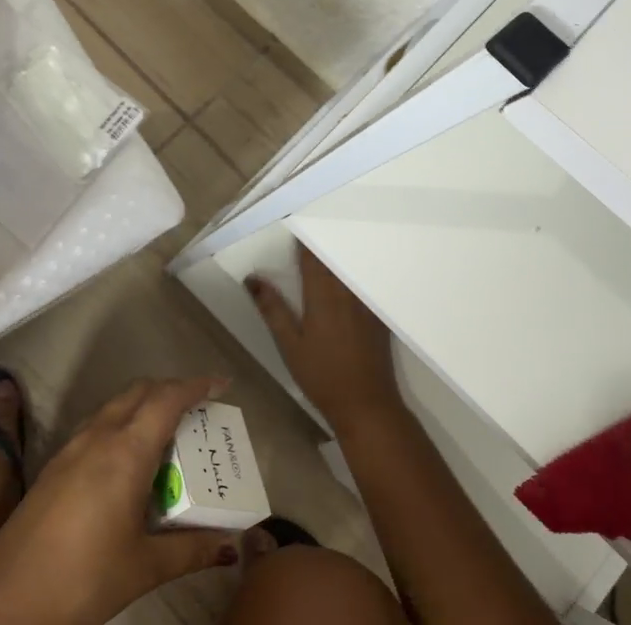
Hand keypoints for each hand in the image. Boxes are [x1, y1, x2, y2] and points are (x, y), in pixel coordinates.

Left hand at [0, 377, 240, 624]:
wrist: (8, 595)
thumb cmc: (84, 577)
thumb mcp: (145, 566)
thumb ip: (192, 549)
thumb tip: (232, 545)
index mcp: (125, 452)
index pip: (166, 400)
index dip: (195, 386)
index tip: (221, 384)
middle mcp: (98, 437)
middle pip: (139, 392)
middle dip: (171, 391)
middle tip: (201, 410)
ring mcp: (71, 447)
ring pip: (115, 407)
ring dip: (144, 407)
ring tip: (171, 436)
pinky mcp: (55, 464)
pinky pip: (97, 426)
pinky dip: (122, 426)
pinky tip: (131, 462)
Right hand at [246, 244, 398, 430]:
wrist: (367, 404)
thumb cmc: (322, 376)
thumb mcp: (290, 344)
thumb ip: (273, 309)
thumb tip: (252, 279)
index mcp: (322, 296)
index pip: (311, 259)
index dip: (302, 241)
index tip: (292, 225)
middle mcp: (347, 293)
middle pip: (333, 259)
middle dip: (320, 244)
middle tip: (306, 230)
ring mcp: (366, 304)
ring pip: (349, 270)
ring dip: (337, 256)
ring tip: (325, 245)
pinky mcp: (377, 316)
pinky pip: (364, 284)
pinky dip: (353, 273)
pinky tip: (348, 275)